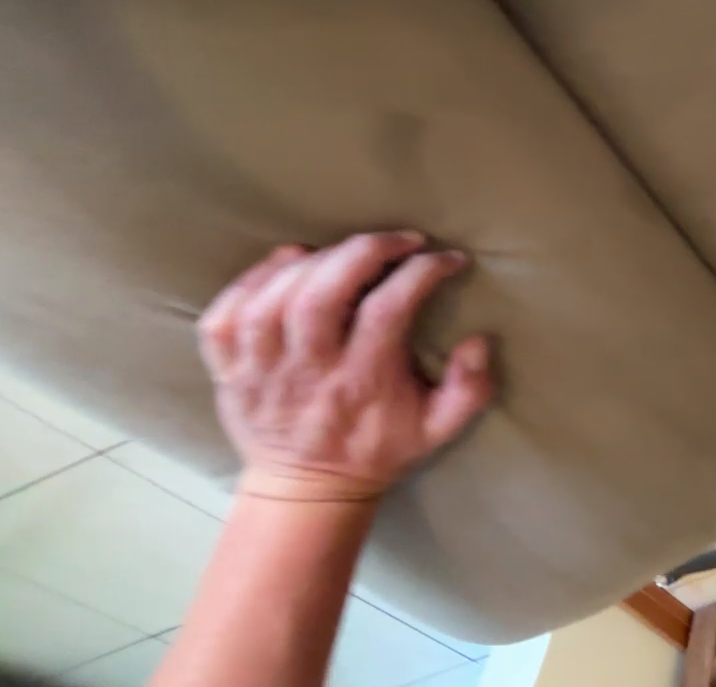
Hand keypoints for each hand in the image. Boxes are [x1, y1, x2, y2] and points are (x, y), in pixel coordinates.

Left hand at [196, 232, 494, 503]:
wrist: (307, 491)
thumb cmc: (382, 448)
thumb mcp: (442, 427)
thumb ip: (470, 388)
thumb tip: (479, 340)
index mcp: (362, 381)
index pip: (388, 309)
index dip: (422, 273)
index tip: (450, 259)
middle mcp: (307, 372)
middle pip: (321, 296)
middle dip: (365, 252)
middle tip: (402, 240)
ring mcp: (259, 372)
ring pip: (271, 301)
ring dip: (315, 261)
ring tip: (352, 249)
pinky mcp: (228, 372)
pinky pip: (222, 317)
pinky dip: (250, 279)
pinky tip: (289, 260)